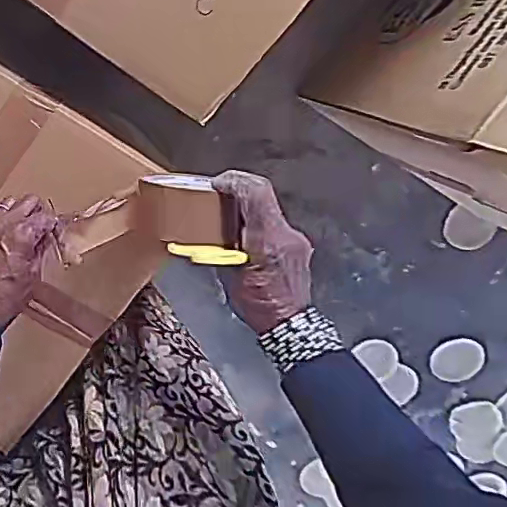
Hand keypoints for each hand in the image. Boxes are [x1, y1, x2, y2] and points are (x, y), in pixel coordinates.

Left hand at [0, 195, 60, 329]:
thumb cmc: (6, 297)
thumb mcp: (34, 272)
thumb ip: (42, 247)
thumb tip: (47, 237)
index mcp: (21, 232)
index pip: (46, 216)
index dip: (55, 226)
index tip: (58, 235)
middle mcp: (4, 224)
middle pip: (30, 201)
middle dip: (40, 213)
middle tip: (45, 231)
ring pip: (13, 203)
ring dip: (24, 213)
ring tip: (30, 232)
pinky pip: (0, 215)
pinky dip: (10, 219)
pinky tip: (15, 237)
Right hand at [211, 170, 312, 333]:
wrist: (290, 325)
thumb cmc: (259, 305)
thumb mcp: (229, 274)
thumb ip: (222, 247)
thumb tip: (208, 231)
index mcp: (267, 239)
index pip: (255, 192)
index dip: (234, 180)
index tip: (218, 184)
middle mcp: (286, 234)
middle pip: (262, 195)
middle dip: (238, 190)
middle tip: (219, 195)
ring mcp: (296, 238)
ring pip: (269, 208)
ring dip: (248, 206)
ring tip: (229, 217)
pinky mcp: (298, 245)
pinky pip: (275, 223)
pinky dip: (258, 221)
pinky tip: (246, 235)